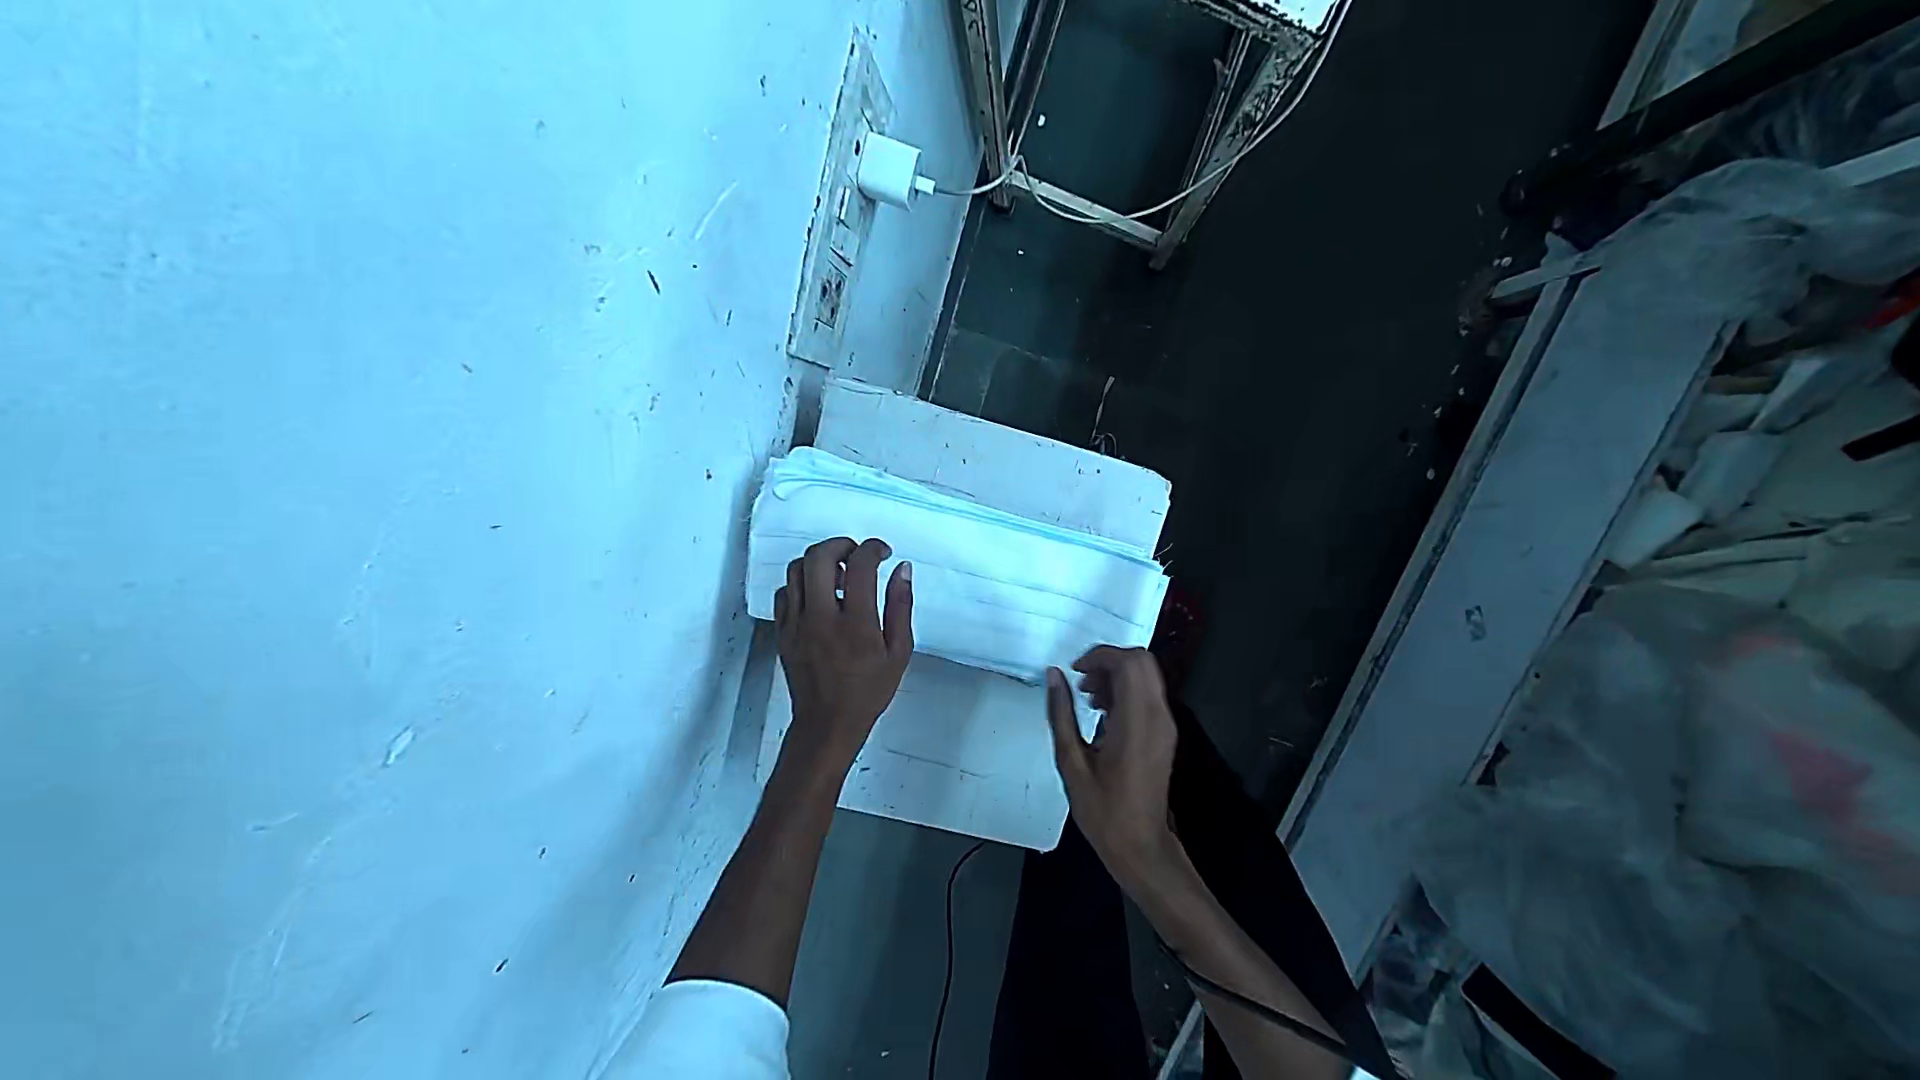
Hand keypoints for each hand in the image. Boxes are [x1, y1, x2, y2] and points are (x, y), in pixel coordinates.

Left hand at [774, 537, 914, 771]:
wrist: (828, 723)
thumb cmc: (867, 691)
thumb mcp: (898, 652)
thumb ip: (900, 606)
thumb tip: (902, 570)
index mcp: (855, 623)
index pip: (860, 566)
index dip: (872, 549)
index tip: (882, 552)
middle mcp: (821, 618)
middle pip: (819, 557)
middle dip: (840, 544)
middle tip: (855, 554)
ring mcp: (796, 624)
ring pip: (796, 570)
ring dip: (818, 562)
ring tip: (837, 575)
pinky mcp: (782, 632)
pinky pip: (784, 593)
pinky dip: (800, 584)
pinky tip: (817, 596)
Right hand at [1045, 646, 1181, 888]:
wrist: (1141, 846)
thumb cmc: (1103, 810)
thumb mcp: (1071, 761)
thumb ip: (1061, 713)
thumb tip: (1053, 675)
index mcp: (1136, 721)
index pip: (1128, 663)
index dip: (1100, 656)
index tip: (1074, 670)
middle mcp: (1158, 716)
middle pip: (1142, 661)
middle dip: (1109, 662)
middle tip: (1081, 682)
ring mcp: (1166, 724)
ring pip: (1147, 675)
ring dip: (1116, 676)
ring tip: (1088, 699)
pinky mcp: (1165, 733)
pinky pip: (1148, 694)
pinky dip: (1126, 691)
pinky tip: (1103, 713)